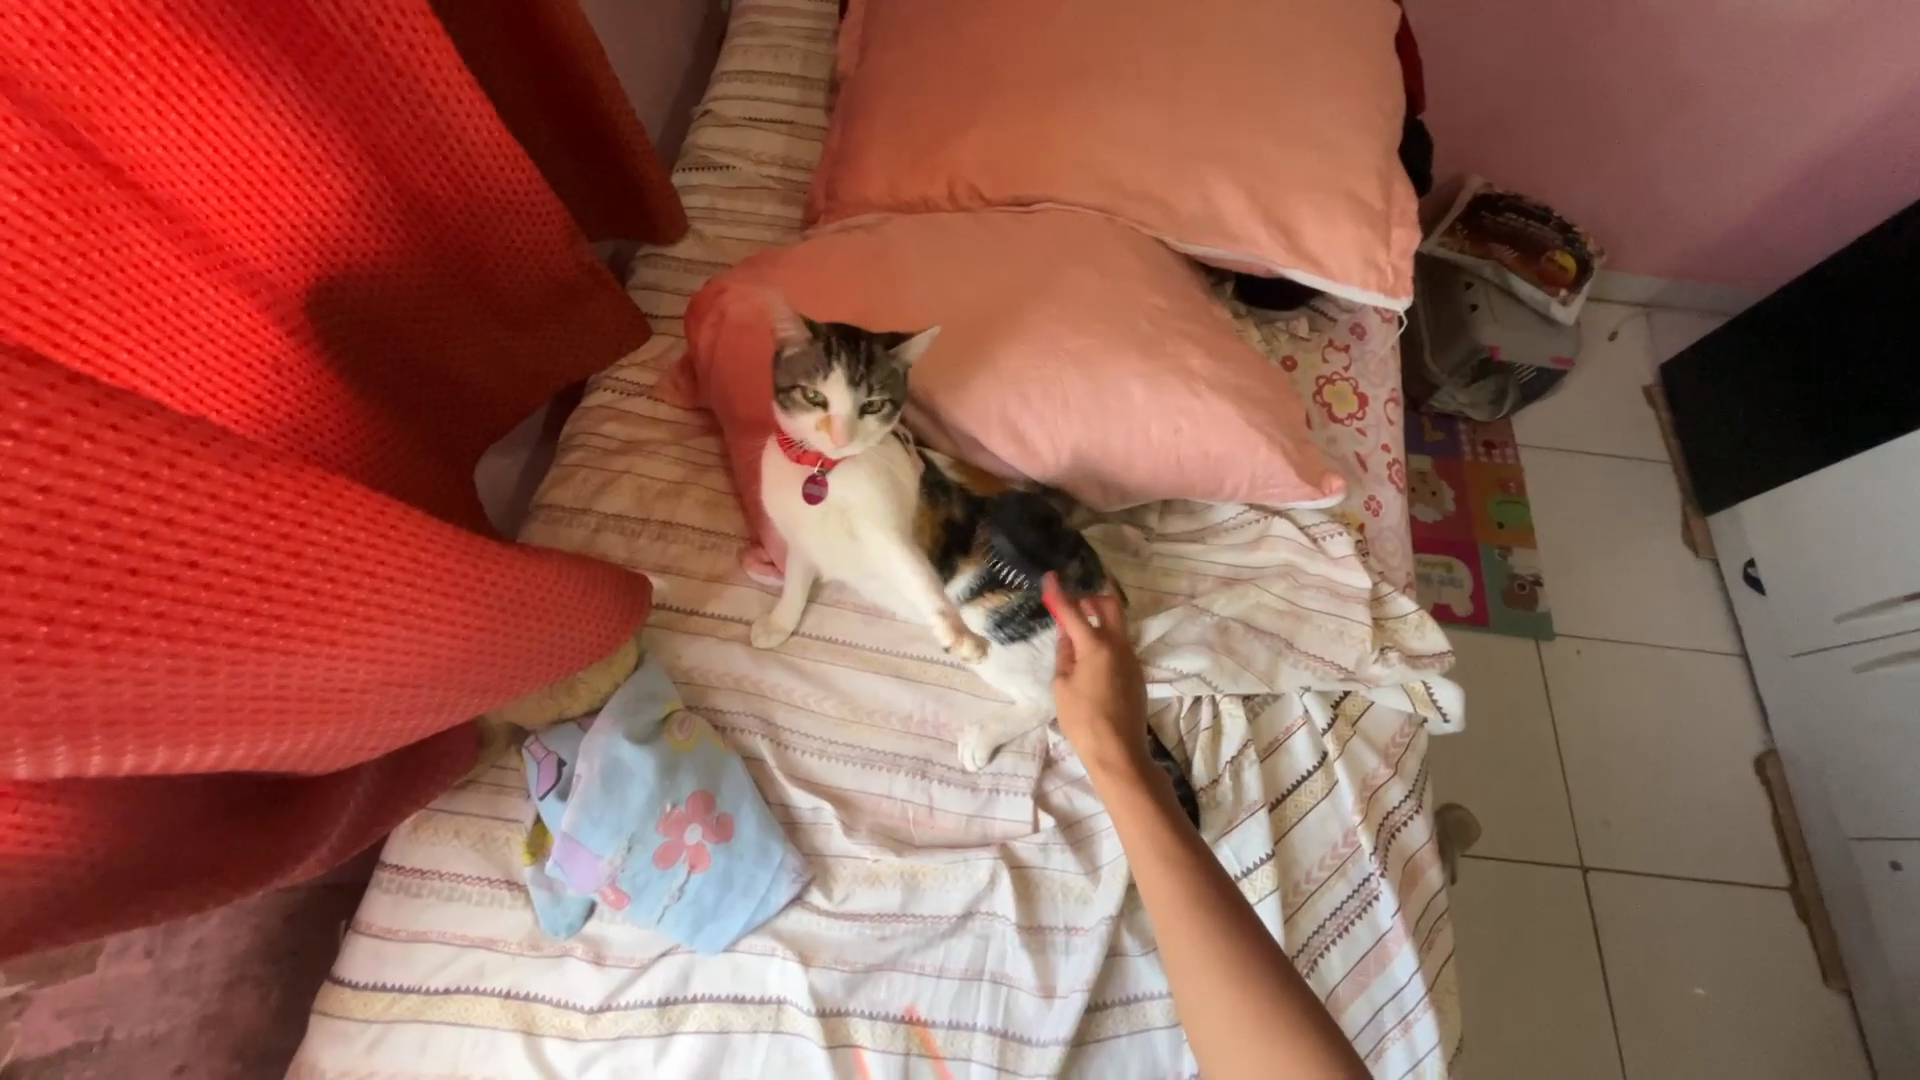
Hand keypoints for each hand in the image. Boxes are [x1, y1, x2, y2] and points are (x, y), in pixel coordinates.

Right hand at [1043, 573, 1148, 777]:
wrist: (1118, 750)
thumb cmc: (1082, 720)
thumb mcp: (1062, 685)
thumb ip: (1065, 654)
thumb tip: (1066, 633)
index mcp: (1095, 646)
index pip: (1073, 611)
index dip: (1059, 594)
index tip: (1050, 577)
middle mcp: (1118, 645)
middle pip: (1109, 606)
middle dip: (1090, 598)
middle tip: (1072, 604)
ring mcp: (1131, 658)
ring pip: (1118, 625)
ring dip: (1099, 619)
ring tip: (1078, 631)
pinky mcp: (1136, 672)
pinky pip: (1120, 645)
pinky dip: (1105, 639)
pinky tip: (1090, 656)